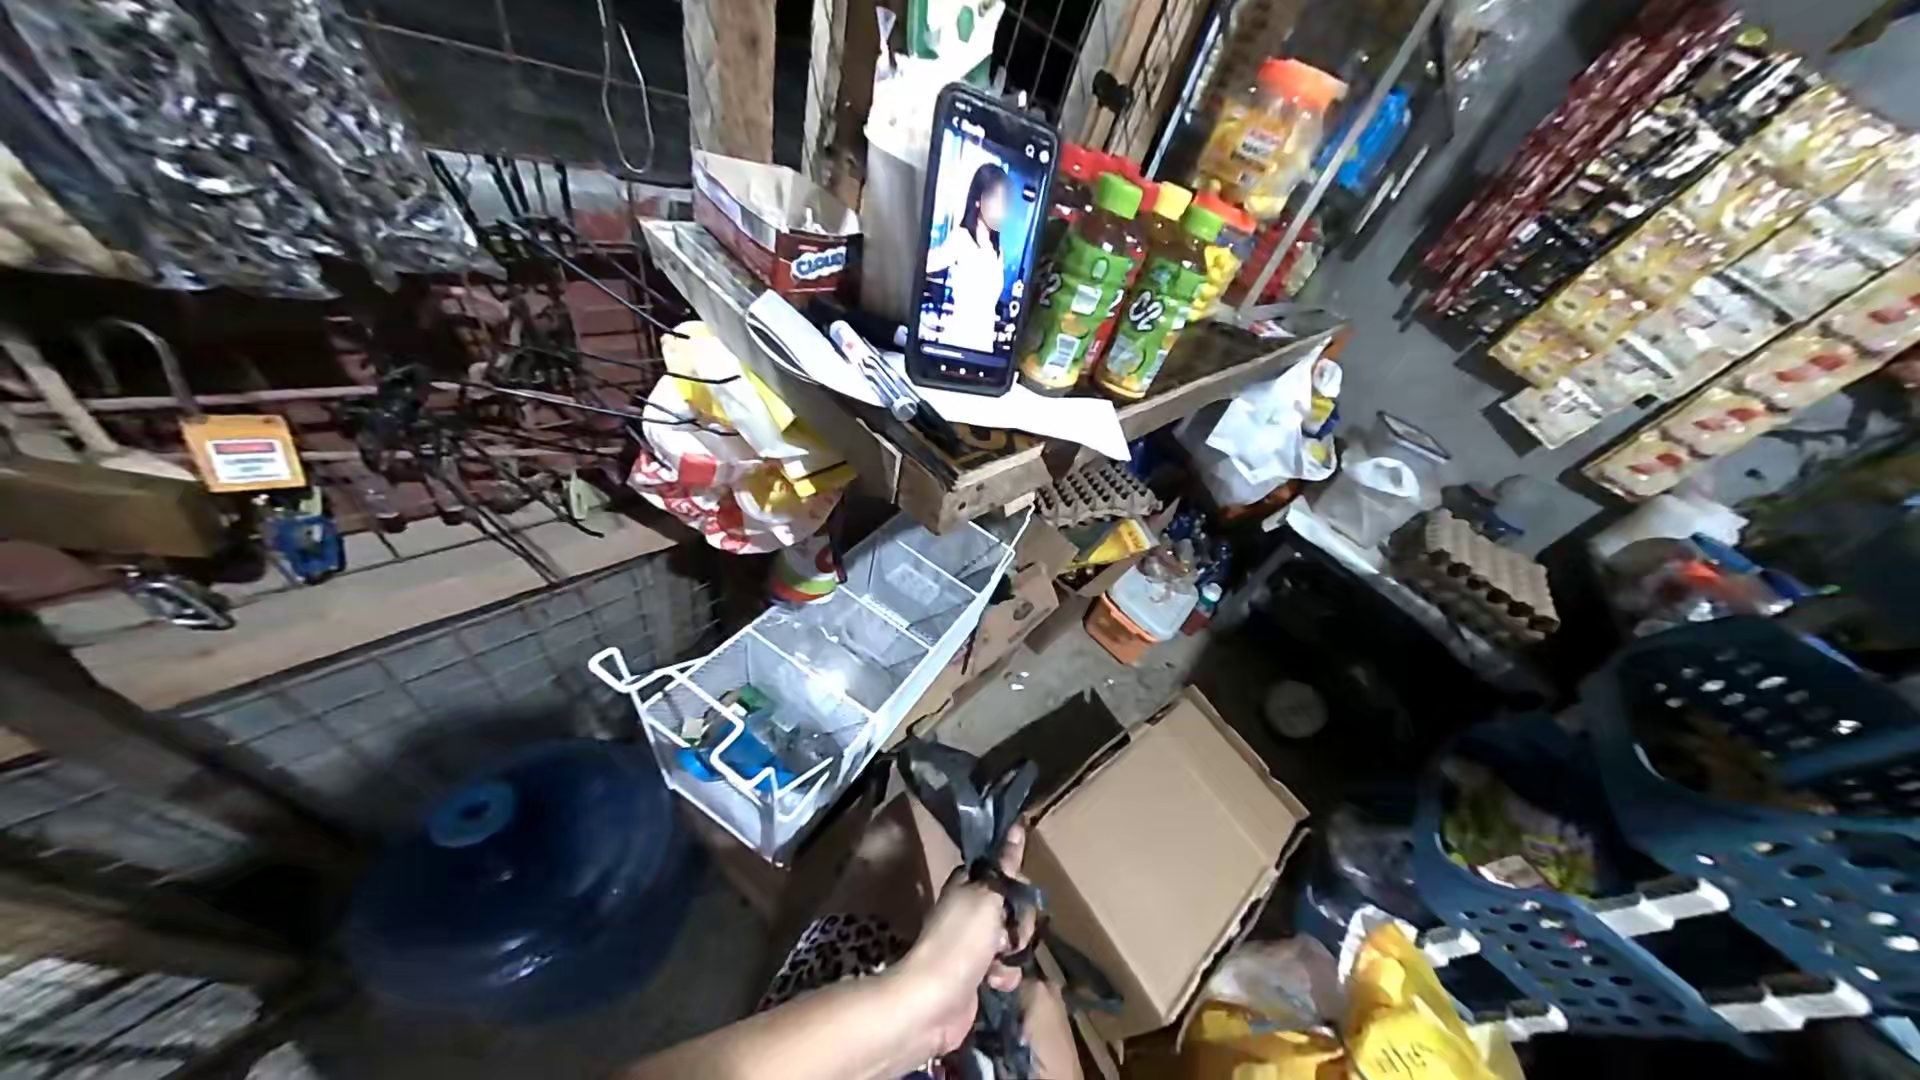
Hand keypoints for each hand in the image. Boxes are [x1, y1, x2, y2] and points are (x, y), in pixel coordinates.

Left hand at [888, 824, 1034, 1056]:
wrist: (933, 1001)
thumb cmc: (961, 941)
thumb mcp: (988, 896)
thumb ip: (1006, 865)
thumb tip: (1017, 824)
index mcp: (967, 883)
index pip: (1003, 870)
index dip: (1016, 881)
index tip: (1020, 892)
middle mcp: (970, 908)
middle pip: (1013, 906)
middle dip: (1019, 921)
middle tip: (1010, 932)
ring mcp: (974, 943)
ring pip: (1013, 938)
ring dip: (1012, 952)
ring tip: (1000, 960)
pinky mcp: (978, 973)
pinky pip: (1006, 968)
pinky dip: (1004, 976)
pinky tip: (995, 982)